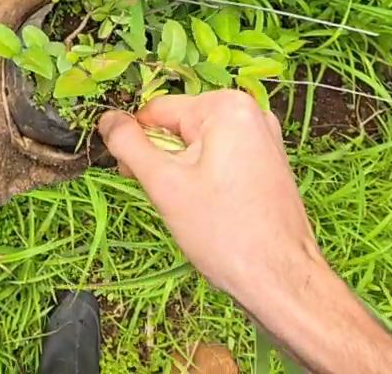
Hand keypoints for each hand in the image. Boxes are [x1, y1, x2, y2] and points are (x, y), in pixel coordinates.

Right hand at [97, 91, 321, 309]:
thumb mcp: (163, 182)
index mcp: (226, 107)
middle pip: (178, 126)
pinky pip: (219, 156)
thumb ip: (127, 142)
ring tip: (192, 206)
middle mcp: (250, 112)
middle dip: (164, 158)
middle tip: (168, 196)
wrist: (285, 285)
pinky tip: (211, 207)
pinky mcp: (269, 162)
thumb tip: (106, 118)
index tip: (135, 177)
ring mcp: (264, 138)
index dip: (139, 144)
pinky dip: (205, 177)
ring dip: (182, 170)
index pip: (156, 112)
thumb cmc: (224, 232)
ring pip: (196, 144)